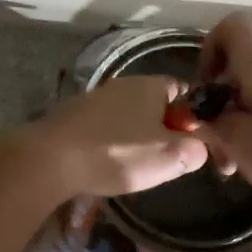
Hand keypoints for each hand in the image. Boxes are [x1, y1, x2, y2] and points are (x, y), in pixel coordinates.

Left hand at [17, 76, 209, 197]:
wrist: (53, 157)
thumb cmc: (118, 153)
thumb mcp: (170, 156)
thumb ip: (194, 149)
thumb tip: (198, 146)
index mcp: (148, 85)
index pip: (182, 90)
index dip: (194, 115)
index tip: (197, 142)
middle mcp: (122, 85)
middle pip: (155, 104)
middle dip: (166, 130)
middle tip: (170, 160)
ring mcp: (96, 98)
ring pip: (130, 117)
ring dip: (139, 138)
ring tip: (140, 167)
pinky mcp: (76, 116)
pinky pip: (107, 127)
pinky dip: (115, 142)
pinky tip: (111, 163)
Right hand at [190, 12, 251, 230]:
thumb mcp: (237, 143)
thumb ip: (208, 122)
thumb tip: (193, 113)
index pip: (231, 27)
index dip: (208, 47)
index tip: (200, 84)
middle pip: (234, 68)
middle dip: (212, 99)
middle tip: (205, 137)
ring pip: (247, 98)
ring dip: (229, 124)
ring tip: (226, 166)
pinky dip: (249, 136)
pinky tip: (249, 169)